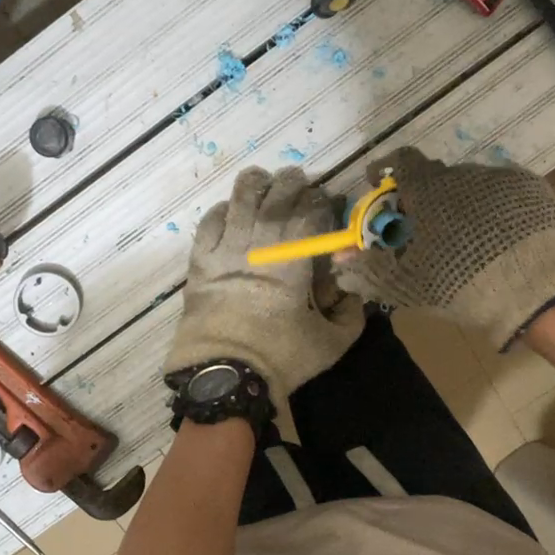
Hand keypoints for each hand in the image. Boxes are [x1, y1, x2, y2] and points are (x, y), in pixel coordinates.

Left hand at [164, 167, 363, 395]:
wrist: (225, 375)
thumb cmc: (281, 359)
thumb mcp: (331, 344)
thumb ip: (350, 315)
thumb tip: (354, 294)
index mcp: (294, 262)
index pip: (310, 214)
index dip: (320, 201)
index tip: (326, 201)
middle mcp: (260, 246)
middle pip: (276, 198)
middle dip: (291, 183)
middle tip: (298, 180)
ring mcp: (226, 251)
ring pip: (239, 201)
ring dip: (254, 184)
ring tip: (263, 179)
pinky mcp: (200, 263)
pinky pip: (209, 223)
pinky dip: (221, 210)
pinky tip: (228, 209)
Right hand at [336, 147, 554, 347]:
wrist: (534, 287)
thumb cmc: (459, 283)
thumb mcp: (408, 285)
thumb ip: (371, 269)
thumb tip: (339, 259)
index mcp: (428, 190)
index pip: (402, 161)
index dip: (389, 170)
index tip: (382, 184)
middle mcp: (463, 174)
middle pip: (438, 178)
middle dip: (428, 198)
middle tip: (427, 229)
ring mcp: (502, 179)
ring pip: (474, 186)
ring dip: (465, 205)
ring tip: (470, 240)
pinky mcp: (534, 191)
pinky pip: (507, 195)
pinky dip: (498, 212)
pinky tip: (504, 240)